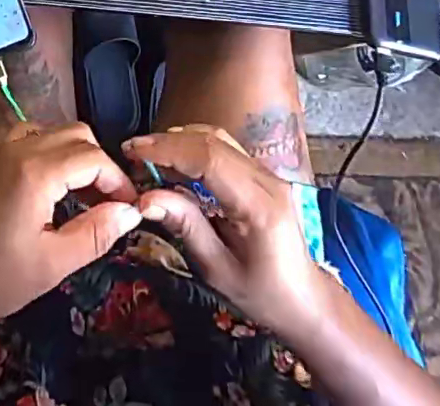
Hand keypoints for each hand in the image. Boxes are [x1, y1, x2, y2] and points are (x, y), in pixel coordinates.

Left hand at [0, 122, 142, 346]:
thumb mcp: (49, 265)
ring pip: (58, 131)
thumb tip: (130, 212)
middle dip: (101, 165)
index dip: (118, 180)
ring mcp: (5, 147)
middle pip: (79, 134)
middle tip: (110, 204)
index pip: (94, 157)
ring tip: (87, 197)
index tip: (129, 209)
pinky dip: (56, 151)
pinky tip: (56, 186)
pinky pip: (36, 137)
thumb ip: (94, 234)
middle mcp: (22, 147)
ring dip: (79, 155)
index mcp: (36, 171)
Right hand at [123, 125, 337, 338]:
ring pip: (216, 137)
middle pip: (210, 141)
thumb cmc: (265, 295)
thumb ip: (185, 227)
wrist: (308, 302)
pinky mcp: (261, 172)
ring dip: (178, 140)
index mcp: (259, 205)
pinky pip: (223, 146)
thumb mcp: (219, 270)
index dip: (168, 149)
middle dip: (166, 141)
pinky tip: (173, 159)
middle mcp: (266, 179)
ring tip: (147, 155)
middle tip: (132, 152)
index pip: (209, 158)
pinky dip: (192, 145)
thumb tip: (145, 198)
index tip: (133, 152)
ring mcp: (267, 172)